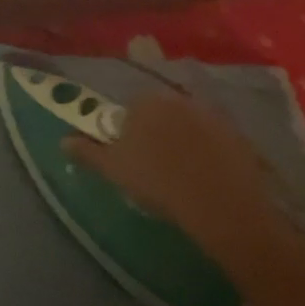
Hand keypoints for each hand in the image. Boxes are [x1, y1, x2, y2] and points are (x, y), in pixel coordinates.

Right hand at [63, 90, 276, 236]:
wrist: (222, 207)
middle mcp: (179, 99)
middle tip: (157, 166)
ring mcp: (214, 116)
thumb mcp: (113, 169)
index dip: (129, 132)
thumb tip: (63, 139)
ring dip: (186, 141)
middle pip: (162, 113)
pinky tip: (211, 178)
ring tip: (186, 174)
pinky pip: (219, 141)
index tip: (132, 157)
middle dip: (158, 132)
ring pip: (191, 126)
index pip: (131, 108)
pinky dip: (213, 154)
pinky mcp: (241, 137)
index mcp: (145, 101)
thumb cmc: (158, 182)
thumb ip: (86, 151)